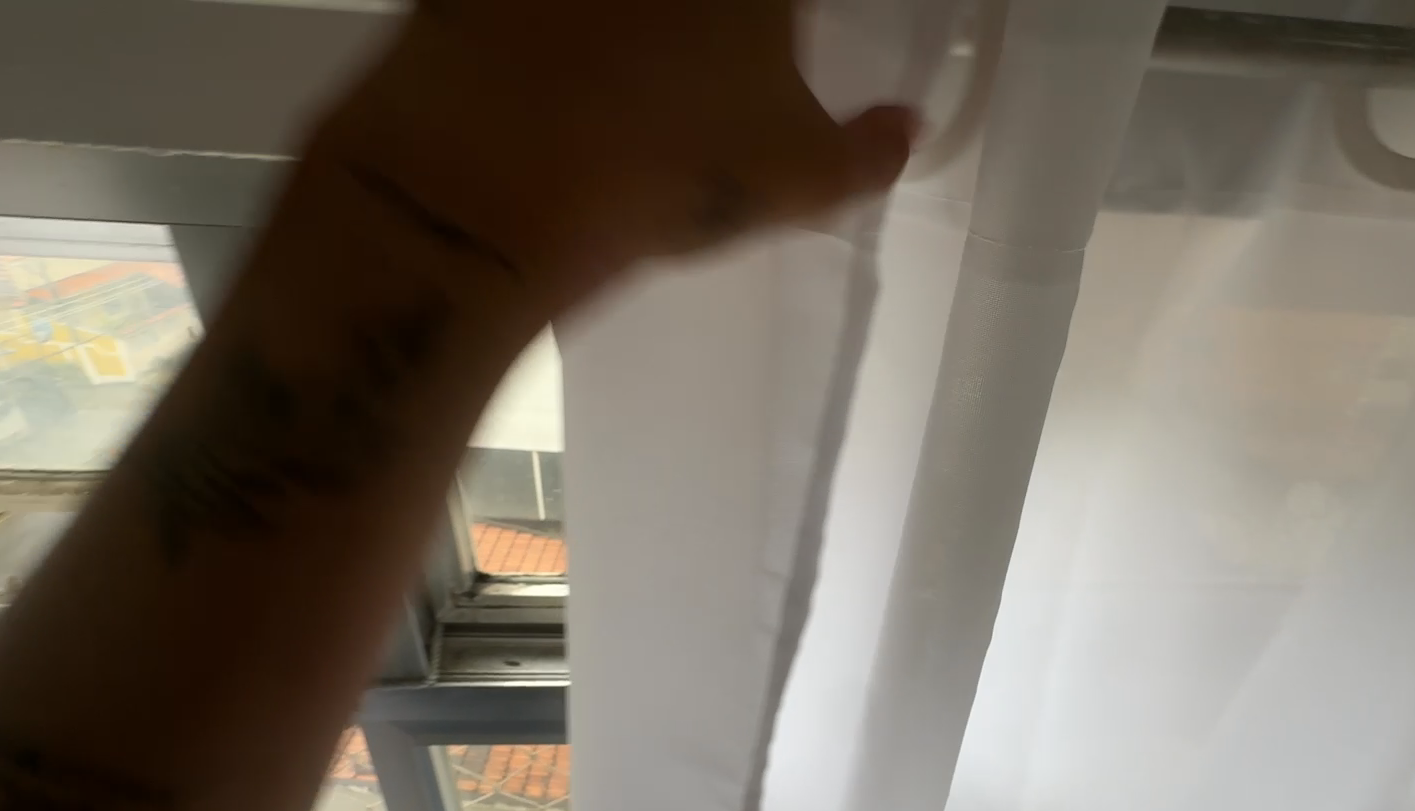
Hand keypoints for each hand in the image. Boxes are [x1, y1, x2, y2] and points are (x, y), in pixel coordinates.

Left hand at [309, 0, 918, 298]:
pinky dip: (580, 34)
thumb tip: (906, 130)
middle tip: (730, 64)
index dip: (791, 24)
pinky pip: (562, 13)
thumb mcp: (799, 179)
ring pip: (638, 13)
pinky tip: (579, 65)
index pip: (792, 1)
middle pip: (723, 7)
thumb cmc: (676, 171)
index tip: (785, 47)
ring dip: (657, 33)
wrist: (508, 189)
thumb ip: (870, 153)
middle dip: (733, 35)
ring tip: (657, 83)